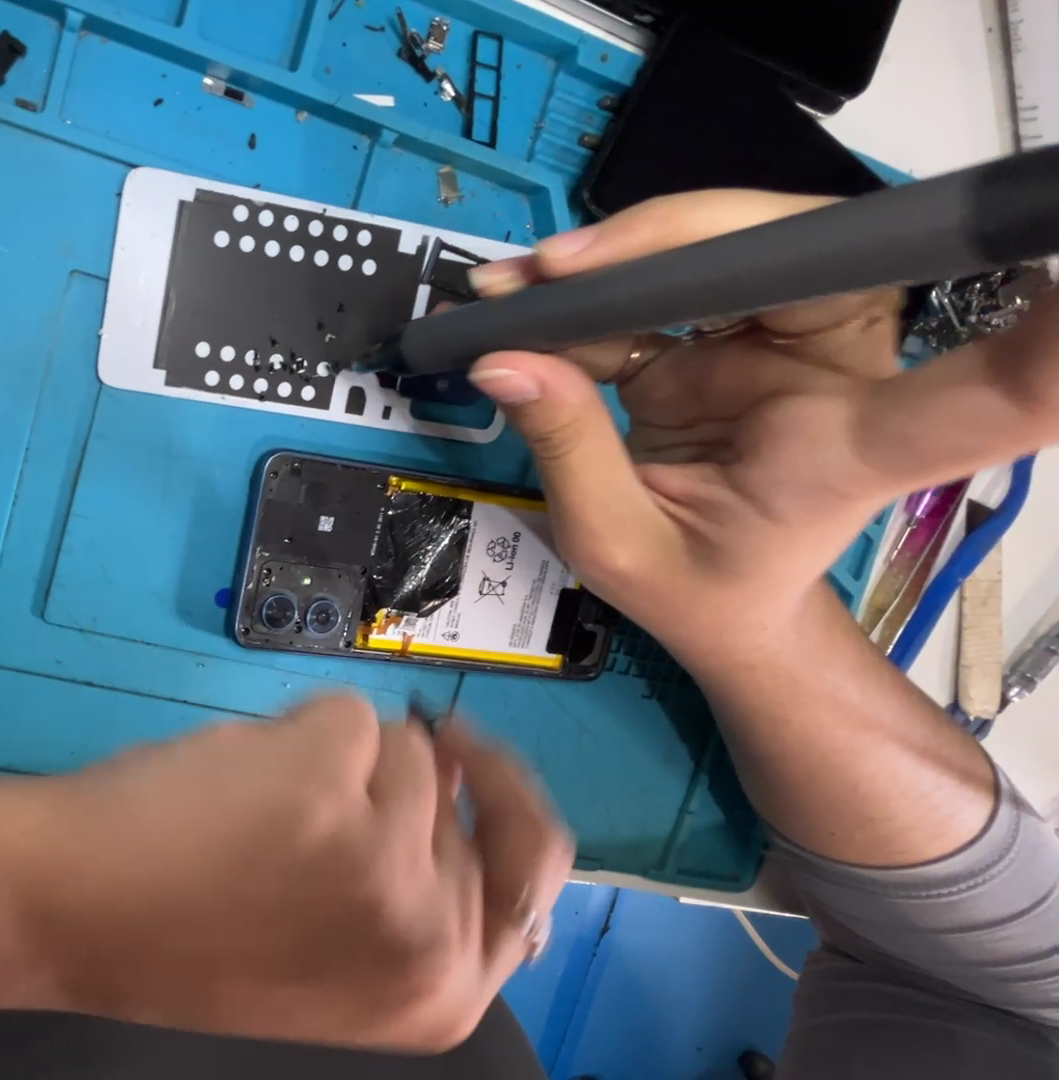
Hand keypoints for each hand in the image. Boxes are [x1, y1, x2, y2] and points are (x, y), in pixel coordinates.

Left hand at [7, 694, 572, 1051]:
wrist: (73, 910)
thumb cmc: (193, 933)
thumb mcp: (329, 955)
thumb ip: (405, 896)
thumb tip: (452, 785)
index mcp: (437, 991)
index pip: (531, 873)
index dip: (500, 803)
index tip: (466, 758)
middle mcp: (427, 932)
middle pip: (451, 792)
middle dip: (376, 782)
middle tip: (293, 803)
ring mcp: (380, 852)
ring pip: (394, 741)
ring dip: (324, 756)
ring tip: (247, 808)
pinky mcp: (323, 779)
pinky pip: (340, 711)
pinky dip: (287, 729)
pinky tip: (230, 780)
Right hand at [464, 190, 1058, 665]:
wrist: (712, 598)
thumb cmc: (690, 589)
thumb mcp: (611, 542)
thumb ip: (567, 450)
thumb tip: (501, 360)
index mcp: (851, 452)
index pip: (991, 393)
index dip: (1054, 340)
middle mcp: (843, 377)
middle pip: (811, 257)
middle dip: (681, 240)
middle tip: (557, 268)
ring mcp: (785, 351)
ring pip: (735, 248)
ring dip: (620, 255)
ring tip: (515, 283)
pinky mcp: (726, 342)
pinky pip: (665, 287)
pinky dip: (588, 290)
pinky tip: (521, 296)